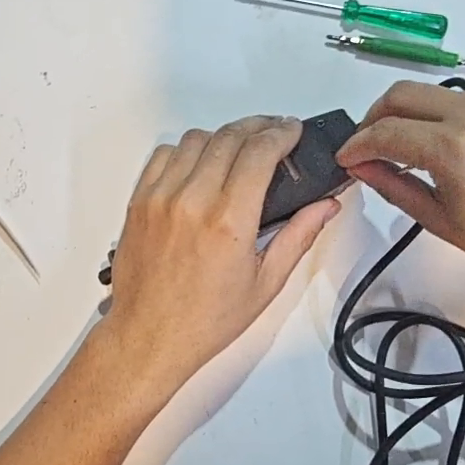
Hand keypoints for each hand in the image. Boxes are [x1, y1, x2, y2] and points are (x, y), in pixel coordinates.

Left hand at [101, 116, 340, 391]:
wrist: (150, 337)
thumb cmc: (205, 319)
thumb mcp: (266, 284)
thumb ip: (299, 236)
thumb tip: (326, 206)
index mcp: (228, 221)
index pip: (259, 151)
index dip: (281, 133)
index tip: (292, 131)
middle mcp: (192, 201)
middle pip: (230, 136)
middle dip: (258, 127)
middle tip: (274, 133)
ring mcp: (161, 198)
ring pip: (196, 139)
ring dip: (224, 136)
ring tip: (240, 149)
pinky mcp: (139, 202)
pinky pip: (164, 155)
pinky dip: (187, 150)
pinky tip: (201, 164)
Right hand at [335, 78, 464, 300]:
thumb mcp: (441, 220)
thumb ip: (394, 185)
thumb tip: (362, 166)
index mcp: (454, 149)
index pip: (385, 132)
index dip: (358, 145)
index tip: (350, 156)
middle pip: (403, 94)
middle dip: (377, 117)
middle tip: (372, 141)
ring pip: (439, 94)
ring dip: (421, 117)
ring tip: (427, 150)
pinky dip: (462, 115)